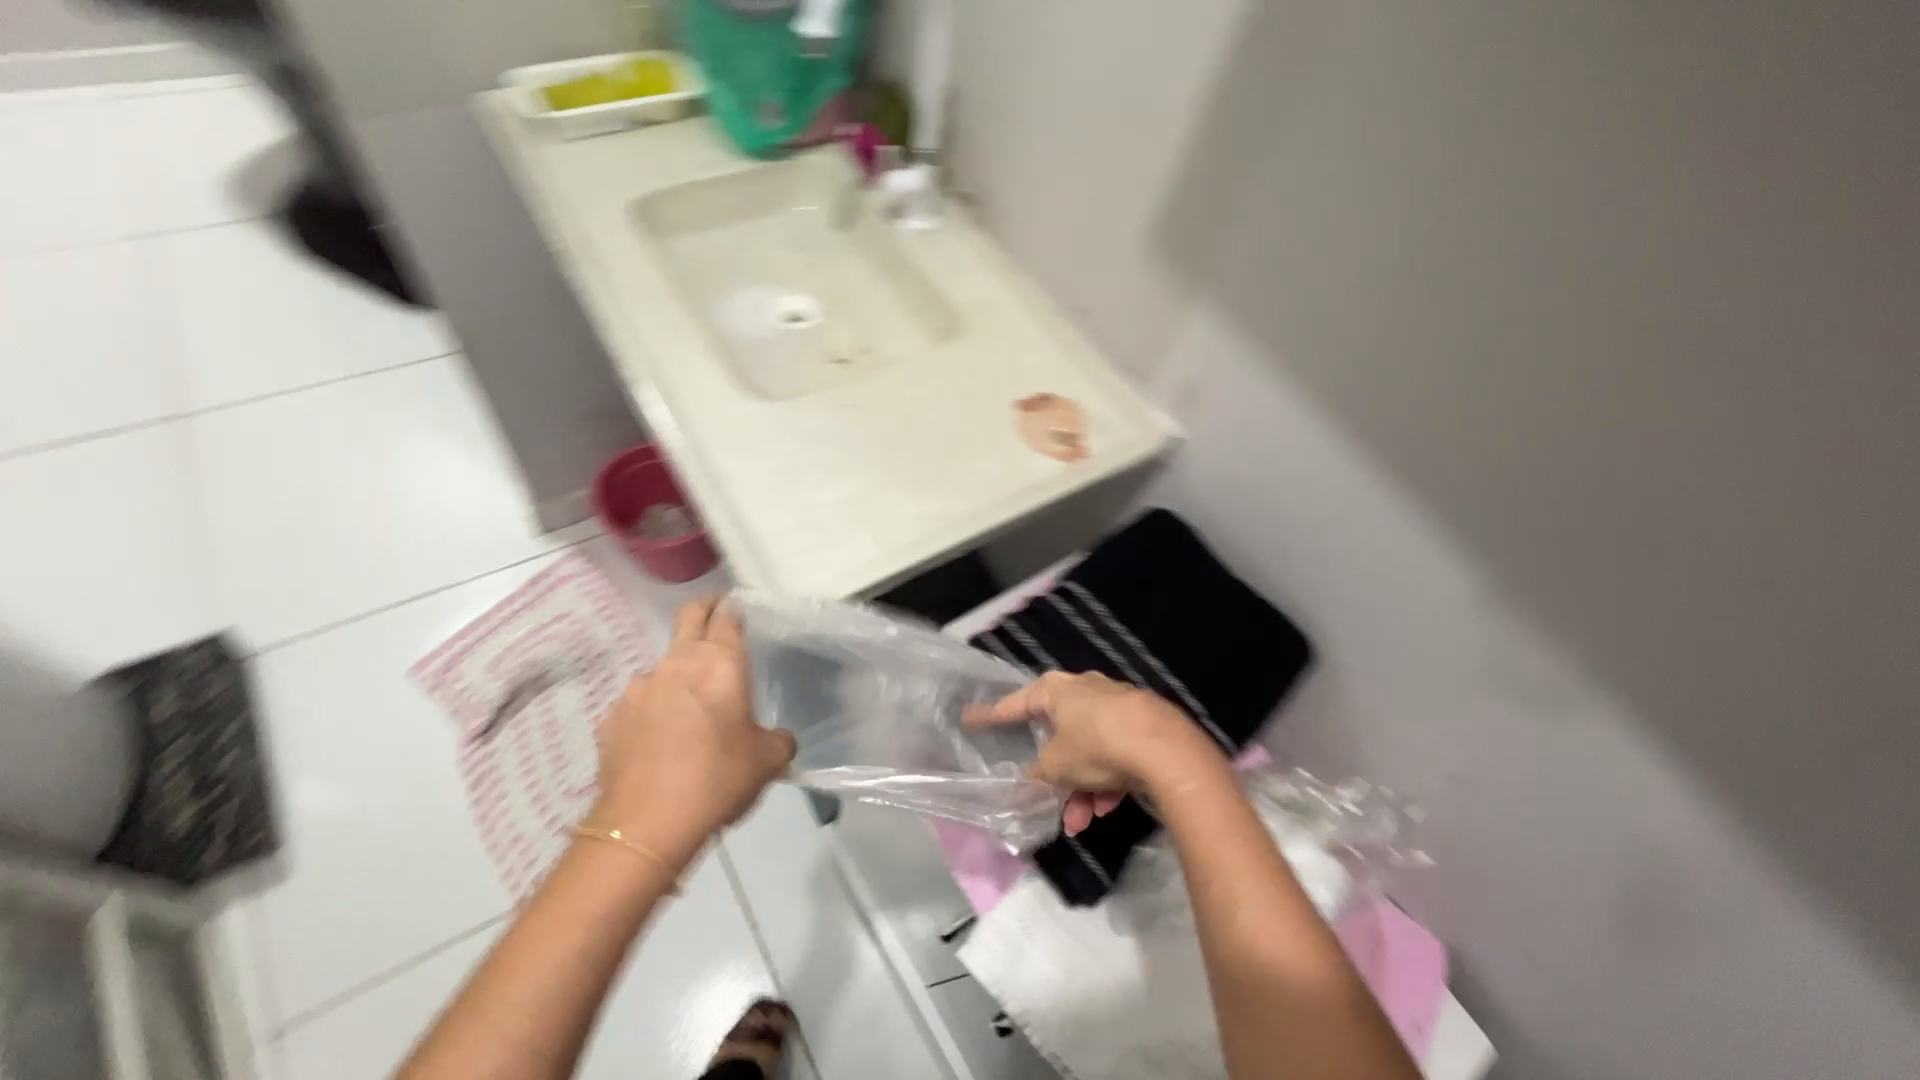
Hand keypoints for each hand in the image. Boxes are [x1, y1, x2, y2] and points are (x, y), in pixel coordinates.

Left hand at [590, 598, 795, 862]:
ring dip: (677, 677)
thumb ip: (778, 740)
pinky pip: (638, 706)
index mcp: (720, 663)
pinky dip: (651, 713)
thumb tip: (778, 739)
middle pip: (688, 619)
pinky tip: (659, 743)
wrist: (646, 823)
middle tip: (715, 617)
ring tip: (689, 711)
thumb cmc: (718, 779)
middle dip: (703, 612)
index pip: (726, 616)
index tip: (737, 607)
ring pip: (662, 668)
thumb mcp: (767, 761)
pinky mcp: (611, 719)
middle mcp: (676, 664)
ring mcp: (637, 689)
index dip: (732, 607)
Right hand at [969, 671, 1224, 835]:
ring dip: (1081, 788)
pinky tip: (1107, 810)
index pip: (1017, 703)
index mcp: (1059, 690)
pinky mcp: (1143, 728)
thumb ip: (1037, 775)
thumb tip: (1028, 782)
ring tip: (1080, 822)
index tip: (971, 718)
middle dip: (1054, 774)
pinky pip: (1114, 756)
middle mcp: (1087, 691)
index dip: (993, 715)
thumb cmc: (1098, 746)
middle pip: (1059, 733)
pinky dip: (1106, 783)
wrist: (1167, 750)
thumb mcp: (1057, 766)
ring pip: (1089, 751)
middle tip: (1046, 797)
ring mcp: (1118, 708)